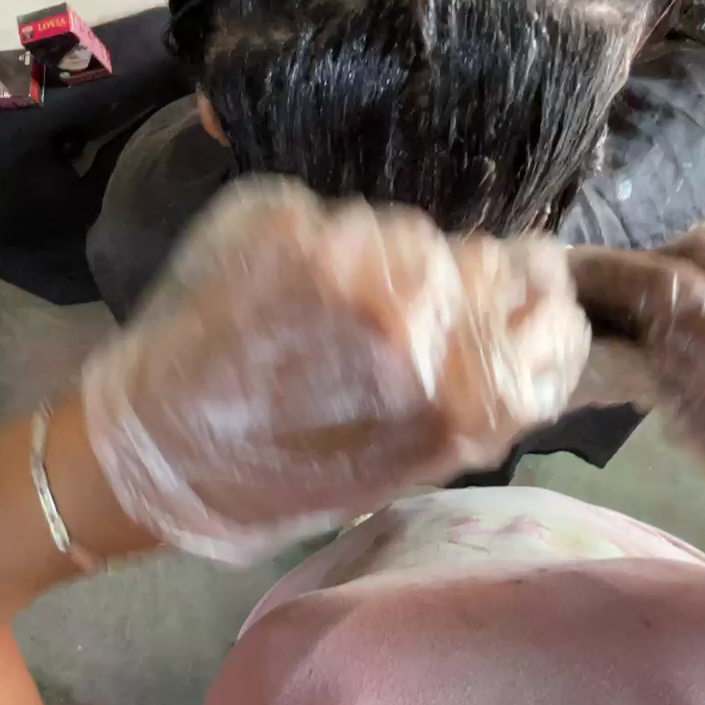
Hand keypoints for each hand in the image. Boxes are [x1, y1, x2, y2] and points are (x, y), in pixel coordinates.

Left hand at [82, 177, 589, 562]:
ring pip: (402, 232)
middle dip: (446, 284)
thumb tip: (521, 336)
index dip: (537, 298)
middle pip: (476, 256)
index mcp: (455, 392)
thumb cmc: (274, 486)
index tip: (516, 294)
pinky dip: (314, 248)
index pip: (551, 310)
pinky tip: (279, 297)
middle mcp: (411, 317)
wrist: (154, 461)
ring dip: (375, 266)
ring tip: (317, 317)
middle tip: (387, 323)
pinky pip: (330, 218)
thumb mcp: (400, 471)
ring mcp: (339, 261)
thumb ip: (472, 402)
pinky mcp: (278, 225)